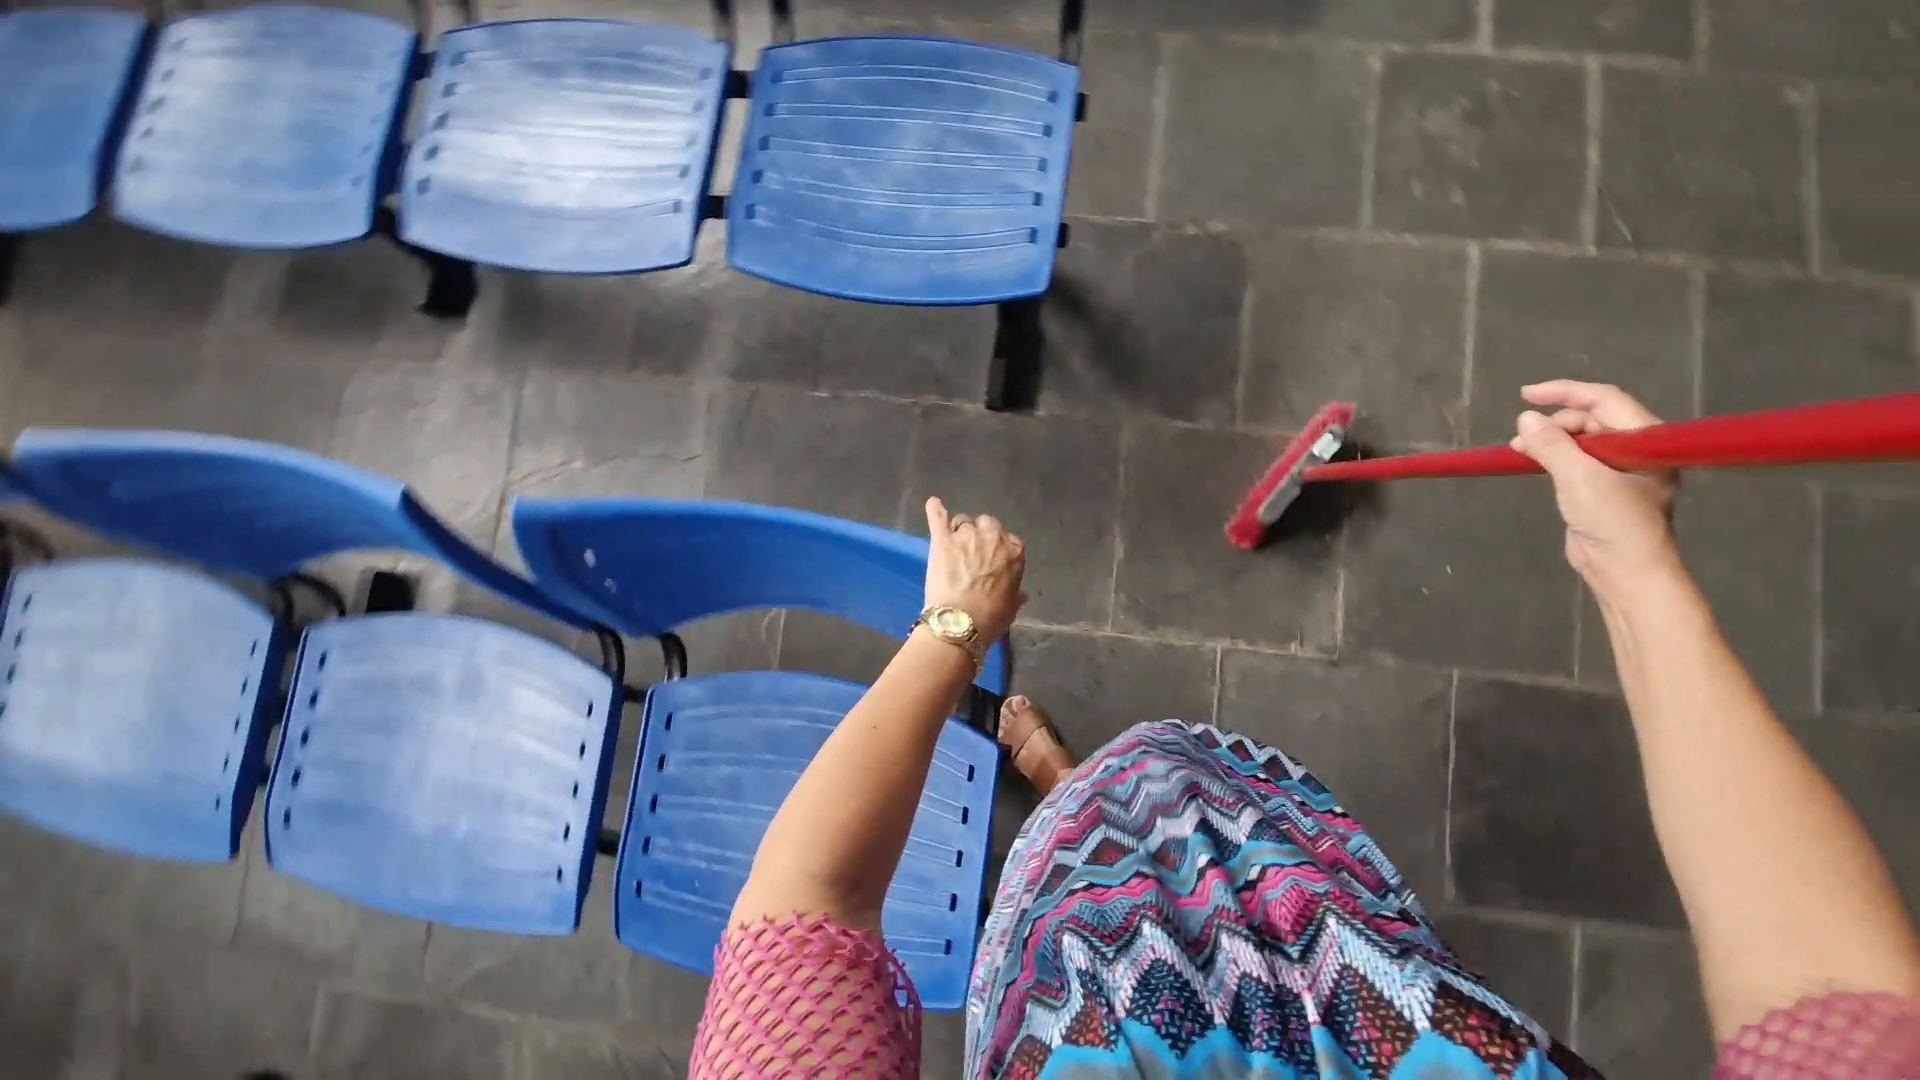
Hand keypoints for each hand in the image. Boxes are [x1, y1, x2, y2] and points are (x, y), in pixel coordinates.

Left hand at [923, 497, 1026, 644]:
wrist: (960, 623)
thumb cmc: (990, 618)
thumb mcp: (1011, 608)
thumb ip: (1015, 594)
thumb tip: (1022, 594)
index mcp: (1014, 552)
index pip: (1008, 538)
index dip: (998, 548)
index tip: (991, 558)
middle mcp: (993, 537)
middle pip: (987, 524)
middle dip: (980, 534)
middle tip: (972, 552)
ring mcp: (966, 536)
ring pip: (963, 521)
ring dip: (960, 529)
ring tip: (953, 545)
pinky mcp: (942, 540)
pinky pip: (938, 517)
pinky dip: (935, 509)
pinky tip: (934, 504)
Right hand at [1510, 381, 1681, 597]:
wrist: (1626, 570)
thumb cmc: (1613, 521)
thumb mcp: (1579, 478)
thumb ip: (1551, 445)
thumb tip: (1524, 419)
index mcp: (1647, 440)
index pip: (1605, 399)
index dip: (1565, 392)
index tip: (1525, 394)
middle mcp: (1639, 450)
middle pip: (1593, 418)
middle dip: (1553, 422)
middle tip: (1520, 436)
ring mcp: (1623, 470)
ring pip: (1583, 440)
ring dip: (1550, 439)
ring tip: (1519, 450)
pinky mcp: (1605, 489)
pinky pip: (1578, 460)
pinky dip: (1554, 456)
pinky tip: (1534, 462)